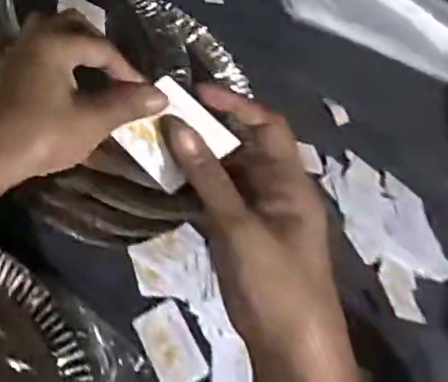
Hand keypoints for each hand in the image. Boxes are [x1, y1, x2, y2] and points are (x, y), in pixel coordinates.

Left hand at [0, 12, 167, 182]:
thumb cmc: (43, 135)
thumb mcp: (91, 122)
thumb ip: (125, 104)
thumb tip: (159, 94)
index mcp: (56, 43)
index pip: (101, 47)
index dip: (126, 68)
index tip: (143, 92)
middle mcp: (34, 37)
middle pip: (71, 23)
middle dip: (97, 41)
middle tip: (115, 70)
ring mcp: (15, 49)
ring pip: (43, 25)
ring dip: (66, 36)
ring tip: (84, 58)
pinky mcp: (2, 67)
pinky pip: (15, 44)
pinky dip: (30, 46)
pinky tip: (37, 60)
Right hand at [168, 85, 357, 381]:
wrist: (292, 353)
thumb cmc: (278, 285)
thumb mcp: (241, 227)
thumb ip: (208, 176)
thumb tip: (177, 124)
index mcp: (289, 182)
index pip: (268, 125)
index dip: (235, 103)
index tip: (195, 92)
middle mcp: (273, 189)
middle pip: (240, 144)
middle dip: (204, 127)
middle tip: (164, 113)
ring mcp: (255, 211)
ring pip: (222, 169)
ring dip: (193, 154)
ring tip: (155, 138)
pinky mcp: (238, 231)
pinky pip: (213, 193)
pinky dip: (190, 181)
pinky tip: (162, 173)